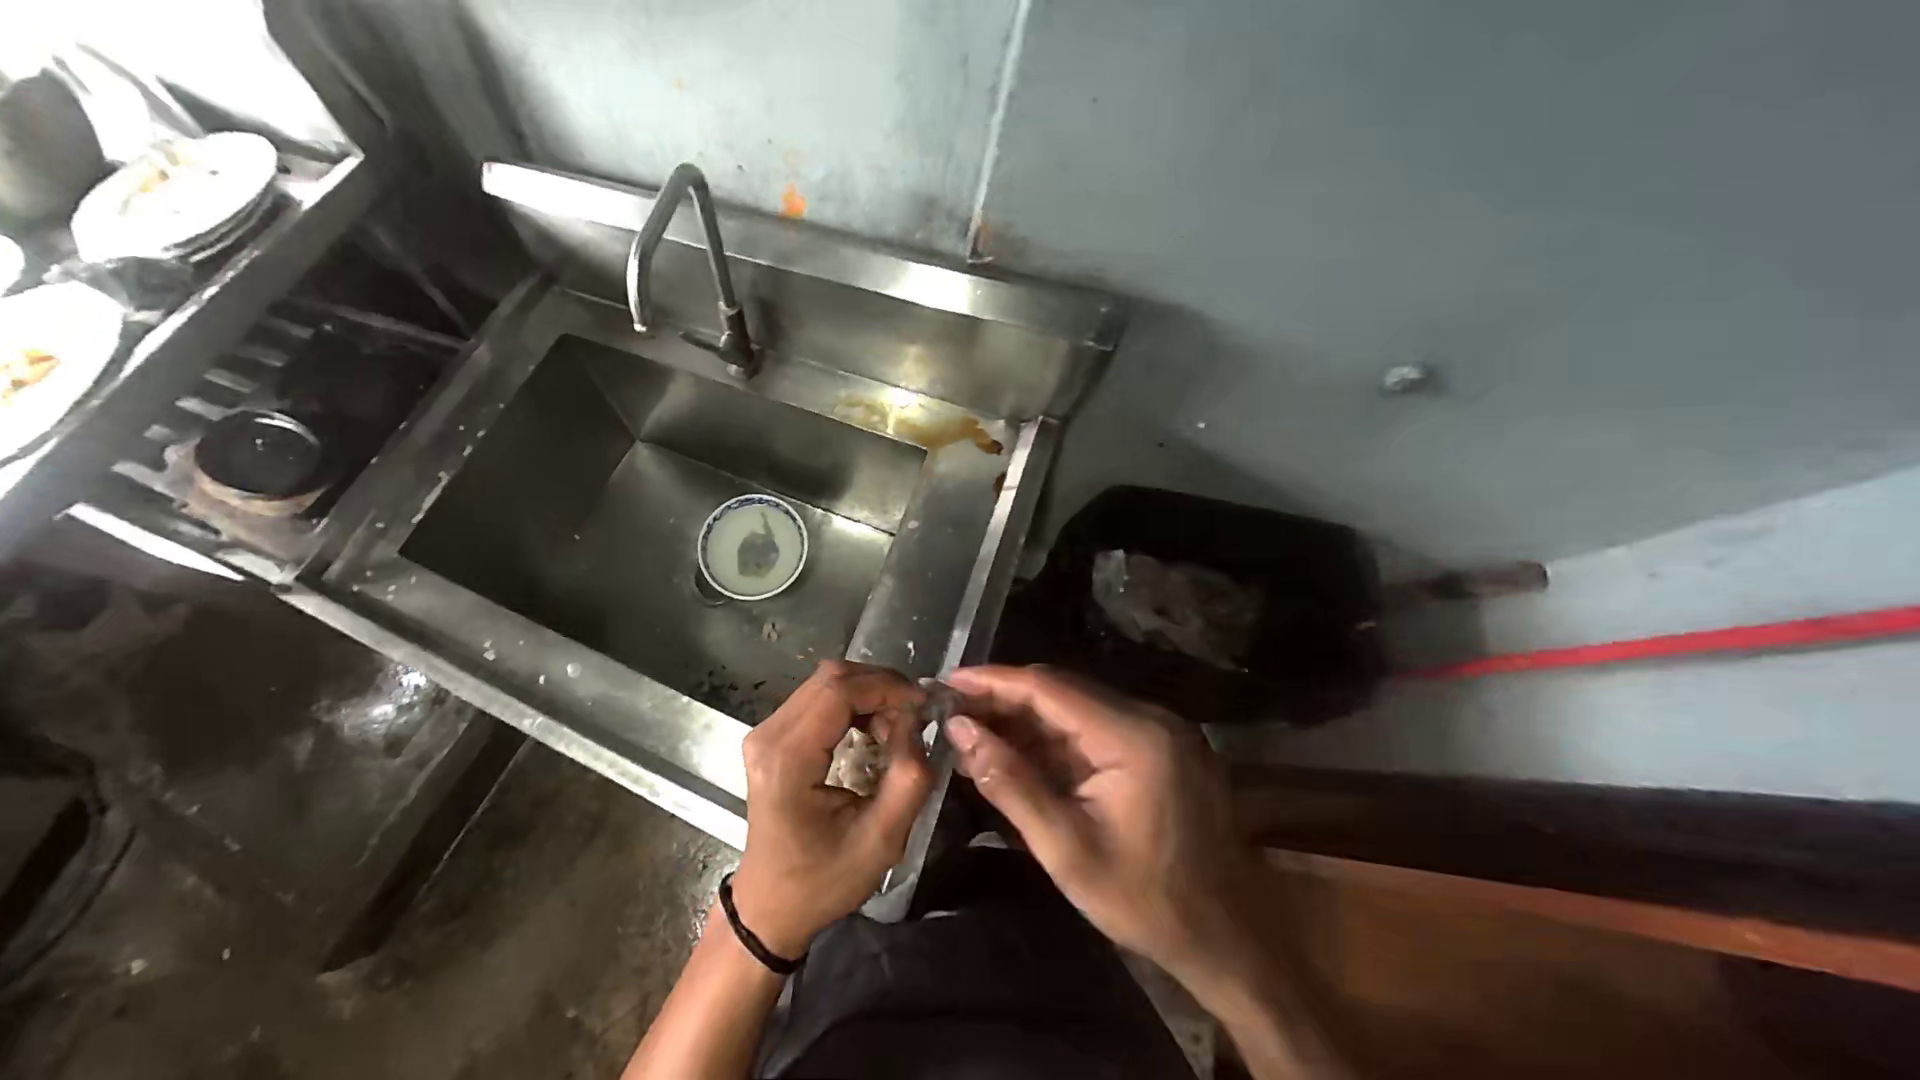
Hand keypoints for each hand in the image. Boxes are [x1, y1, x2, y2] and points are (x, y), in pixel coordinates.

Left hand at [730, 661, 932, 957]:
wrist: (770, 907)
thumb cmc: (822, 880)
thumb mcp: (881, 839)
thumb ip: (909, 776)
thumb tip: (918, 721)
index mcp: (787, 758)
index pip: (839, 690)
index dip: (887, 688)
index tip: (924, 706)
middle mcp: (769, 735)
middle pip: (831, 677)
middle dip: (881, 687)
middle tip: (914, 717)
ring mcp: (765, 733)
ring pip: (826, 683)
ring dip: (869, 695)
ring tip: (896, 727)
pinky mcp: (772, 737)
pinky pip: (818, 699)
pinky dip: (853, 704)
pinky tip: (873, 731)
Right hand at [944, 665, 1259, 986]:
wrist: (1227, 932)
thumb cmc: (1146, 900)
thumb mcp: (1066, 848)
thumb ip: (1010, 783)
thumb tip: (959, 730)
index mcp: (1134, 737)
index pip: (1050, 688)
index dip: (993, 681)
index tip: (947, 681)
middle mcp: (1150, 718)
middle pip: (1062, 692)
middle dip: (1003, 698)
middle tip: (951, 710)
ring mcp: (1158, 730)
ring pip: (1076, 708)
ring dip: (1025, 719)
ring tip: (972, 731)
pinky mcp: (1158, 747)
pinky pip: (1094, 730)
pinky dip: (1053, 739)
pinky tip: (1016, 751)